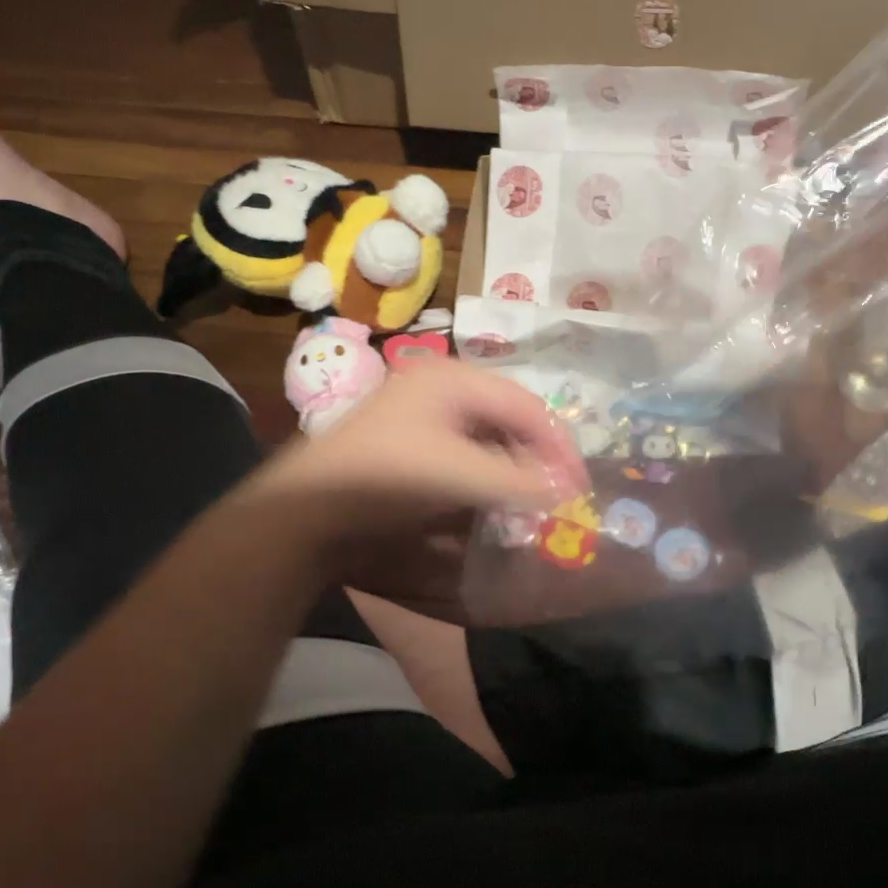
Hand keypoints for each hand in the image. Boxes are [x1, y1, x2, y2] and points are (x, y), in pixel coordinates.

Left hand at [253, 358, 588, 536]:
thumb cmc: (388, 479)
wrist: (308, 508)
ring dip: (514, 467)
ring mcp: (421, 412)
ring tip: (529, 501)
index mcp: (454, 379)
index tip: (578, 488)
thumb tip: (565, 491)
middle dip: (538, 456)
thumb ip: (520, 482)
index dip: (559, 447)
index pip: (528, 406)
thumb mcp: (461, 477)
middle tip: (558, 493)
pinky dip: (487, 474)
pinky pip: (465, 451)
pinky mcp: (409, 441)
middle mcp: (440, 386)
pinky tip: (491, 500)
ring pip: (488, 435)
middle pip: (510, 417)